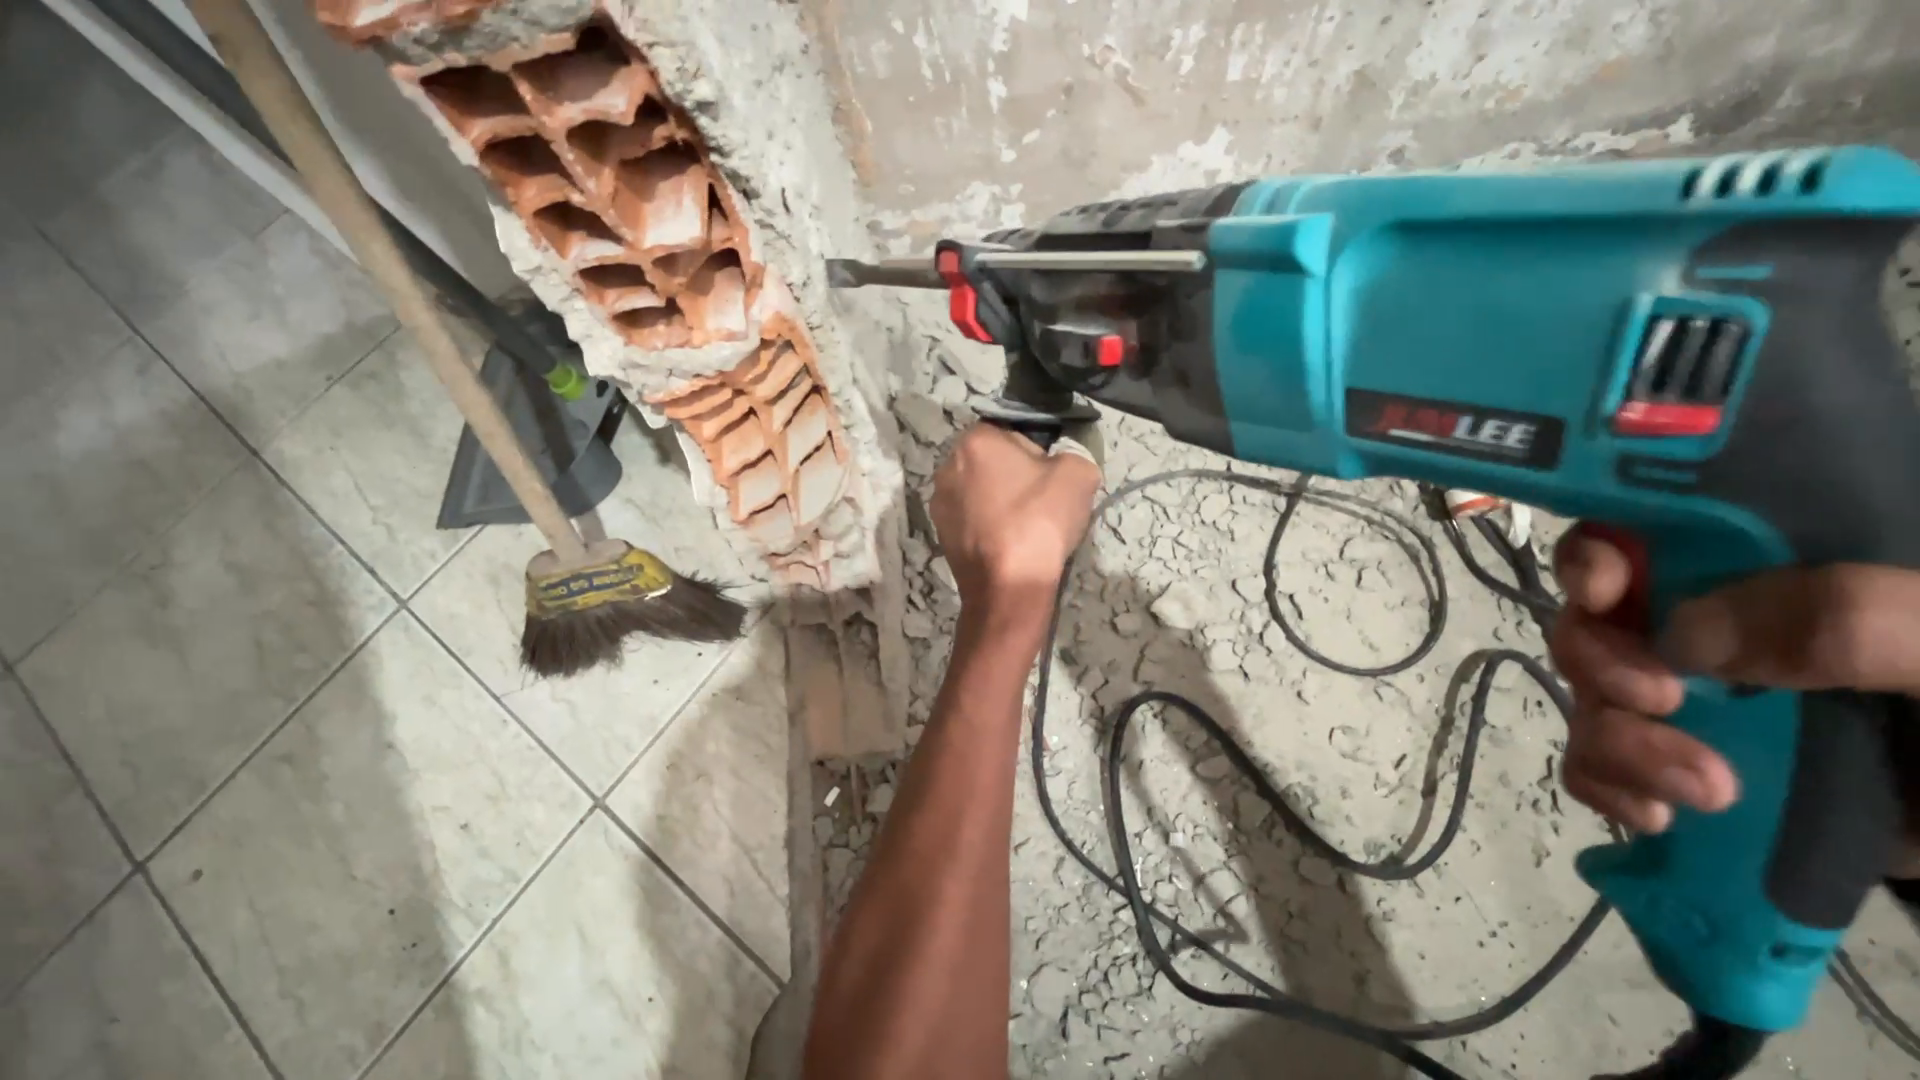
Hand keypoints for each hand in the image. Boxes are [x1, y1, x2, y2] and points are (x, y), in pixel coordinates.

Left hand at [930, 425, 1101, 619]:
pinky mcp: (940, 534)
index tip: (1052, 476)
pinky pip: (972, 518)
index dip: (1038, 450)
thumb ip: (1072, 453)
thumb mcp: (1078, 474)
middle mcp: (947, 465)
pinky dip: (989, 525)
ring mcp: (939, 502)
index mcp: (975, 440)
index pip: (1012, 430)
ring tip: (1026, 526)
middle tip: (1042, 501)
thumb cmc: (1039, 521)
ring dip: (1000, 501)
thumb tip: (1061, 462)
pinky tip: (1009, 543)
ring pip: (980, 490)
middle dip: (1016, 475)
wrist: (1009, 586)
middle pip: (993, 461)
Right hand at [1550, 529, 1919, 837]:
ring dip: (1616, 741)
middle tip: (1657, 700)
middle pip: (1598, 615)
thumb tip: (1684, 635)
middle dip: (1602, 659)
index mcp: (1773, 568)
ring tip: (1698, 793)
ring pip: (1591, 694)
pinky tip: (1656, 817)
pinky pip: (1599, 762)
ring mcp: (1699, 696)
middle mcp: (1714, 622)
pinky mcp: (1690, 762)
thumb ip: (1852, 621)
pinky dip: (1606, 786)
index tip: (1604, 591)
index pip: (1650, 525)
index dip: (1603, 546)